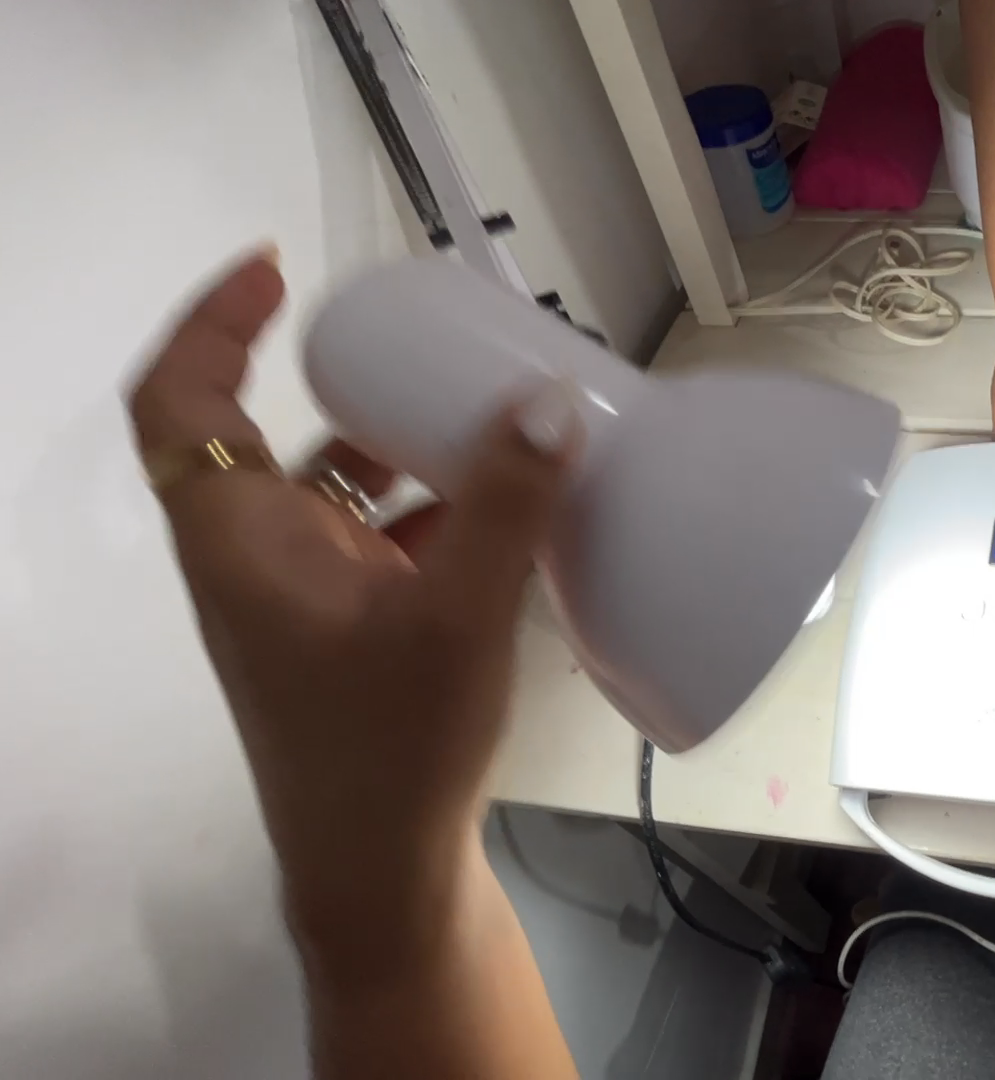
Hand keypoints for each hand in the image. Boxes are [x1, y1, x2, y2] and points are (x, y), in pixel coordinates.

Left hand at [127, 252, 576, 975]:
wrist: (384, 859)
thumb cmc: (392, 739)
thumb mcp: (457, 614)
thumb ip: (506, 508)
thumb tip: (549, 402)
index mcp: (244, 542)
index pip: (185, 406)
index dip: (215, 326)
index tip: (278, 270)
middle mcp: (270, 558)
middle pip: (285, 442)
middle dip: (358, 391)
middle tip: (440, 359)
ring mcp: (321, 596)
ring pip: (353, 496)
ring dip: (417, 457)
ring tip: (496, 429)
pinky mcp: (371, 626)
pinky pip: (400, 542)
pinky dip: (448, 514)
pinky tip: (516, 516)